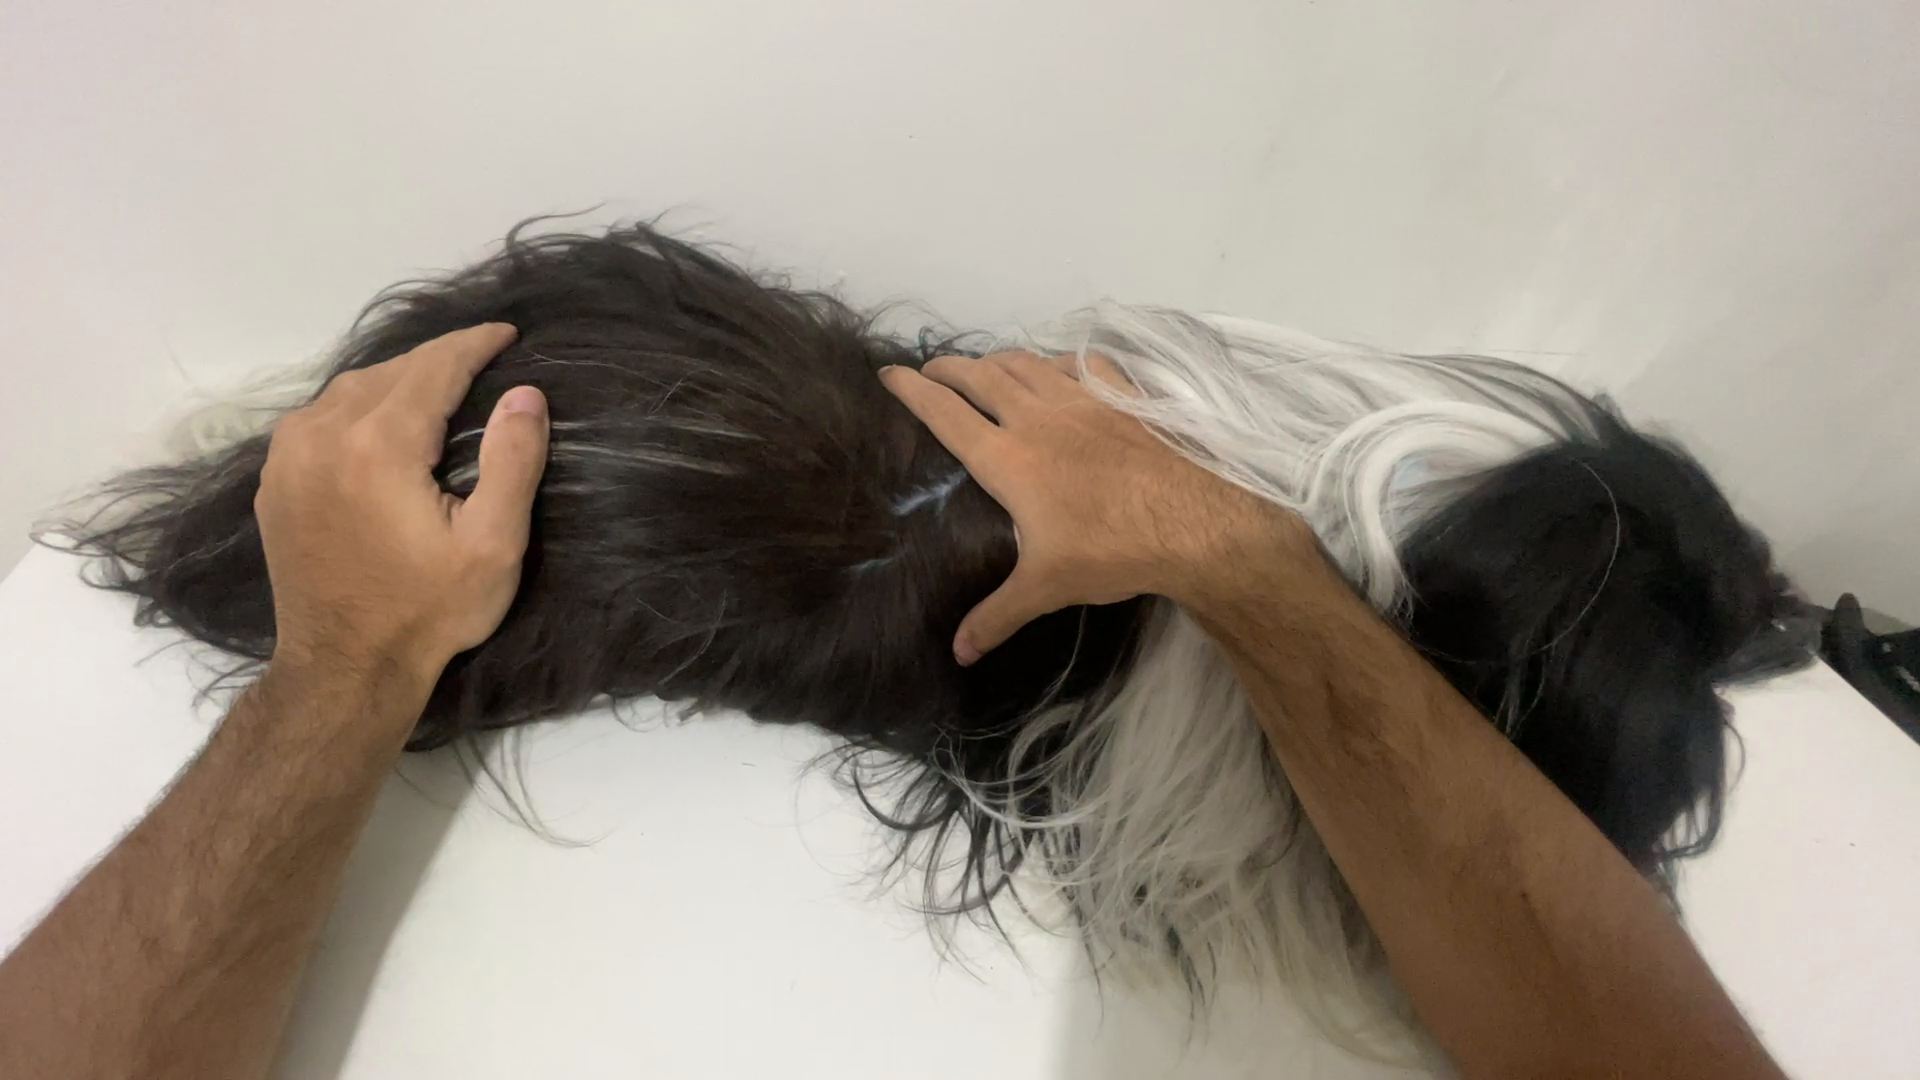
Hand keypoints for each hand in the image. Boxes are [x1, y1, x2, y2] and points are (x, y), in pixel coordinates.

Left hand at [254, 323, 548, 685]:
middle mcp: (322, 436)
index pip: (431, 368)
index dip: (474, 344)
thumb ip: (513, 461)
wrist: (347, 664)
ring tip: (444, 379)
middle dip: (440, 356)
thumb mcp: (496, 540)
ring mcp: (288, 459)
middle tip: (487, 354)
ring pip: (349, 389)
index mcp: (379, 445)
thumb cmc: (434, 605)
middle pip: (388, 371)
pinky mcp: (276, 483)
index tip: (508, 332)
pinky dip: (363, 401)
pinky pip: (321, 417)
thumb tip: (526, 394)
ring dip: (401, 376)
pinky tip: (386, 416)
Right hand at [880, 351, 1310, 663]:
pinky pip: (1078, 363)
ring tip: (982, 365)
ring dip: (995, 359)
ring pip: (1025, 362)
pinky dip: (1055, 361)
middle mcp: (1036, 418)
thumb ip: (996, 616)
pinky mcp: (1120, 395)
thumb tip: (957, 654)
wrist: (1194, 524)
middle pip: (980, 375)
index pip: (946, 414)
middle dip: (948, 366)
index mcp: (1008, 459)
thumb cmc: (1110, 552)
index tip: (889, 373)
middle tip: (930, 368)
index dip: (913, 390)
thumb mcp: (1045, 588)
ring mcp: (1082, 399)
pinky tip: (1056, 368)